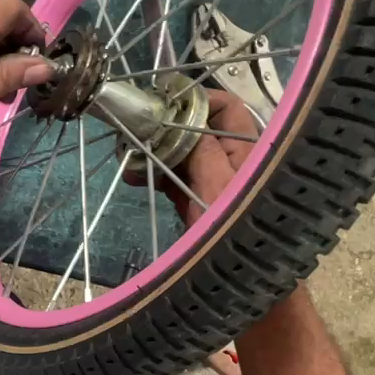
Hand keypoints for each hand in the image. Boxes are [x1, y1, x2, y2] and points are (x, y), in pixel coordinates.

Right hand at [139, 89, 257, 224]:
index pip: (226, 106)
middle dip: (164, 128)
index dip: (196, 99)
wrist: (236, 275)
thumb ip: (201, 147)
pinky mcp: (196, 197)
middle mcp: (231, 157)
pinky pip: (173, 176)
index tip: (162, 102)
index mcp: (248, 147)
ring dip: (153, 152)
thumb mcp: (217, 181)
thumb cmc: (233, 225)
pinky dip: (153, 174)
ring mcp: (213, 178)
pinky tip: (132, 176)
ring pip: (181, 152)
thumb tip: (180, 117)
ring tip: (126, 157)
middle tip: (135, 129)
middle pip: (197, 128)